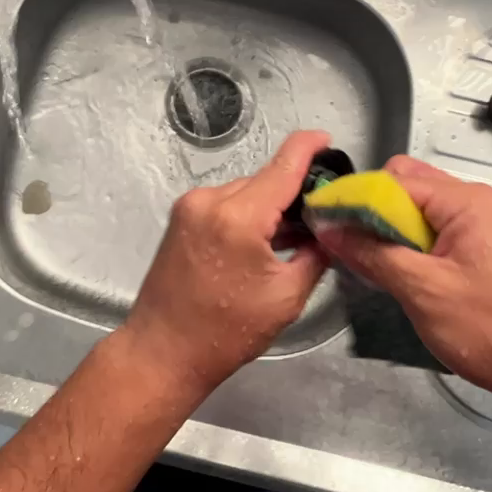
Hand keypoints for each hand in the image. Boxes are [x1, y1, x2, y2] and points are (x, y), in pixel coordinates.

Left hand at [120, 130, 333, 396]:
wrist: (163, 352)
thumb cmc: (227, 332)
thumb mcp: (287, 296)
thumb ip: (316, 253)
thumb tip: (329, 229)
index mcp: (239, 217)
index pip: (283, 165)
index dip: (310, 147)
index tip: (328, 140)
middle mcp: (210, 200)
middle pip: (265, 180)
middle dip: (293, 195)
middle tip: (319, 220)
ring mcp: (190, 206)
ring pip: (245, 191)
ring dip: (268, 207)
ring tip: (289, 240)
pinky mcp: (181, 217)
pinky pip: (225, 203)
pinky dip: (246, 214)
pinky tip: (260, 242)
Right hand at [314, 155, 491, 400]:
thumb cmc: (485, 327)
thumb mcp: (420, 290)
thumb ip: (371, 253)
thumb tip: (328, 228)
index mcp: (464, 201)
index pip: (393, 180)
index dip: (354, 198)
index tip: (322, 222)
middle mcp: (472, 201)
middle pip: (405, 185)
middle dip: (370, 208)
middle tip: (345, 242)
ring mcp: (477, 223)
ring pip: (415, 208)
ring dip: (387, 227)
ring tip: (364, 259)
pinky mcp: (477, 246)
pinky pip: (430, 228)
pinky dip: (406, 241)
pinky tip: (392, 269)